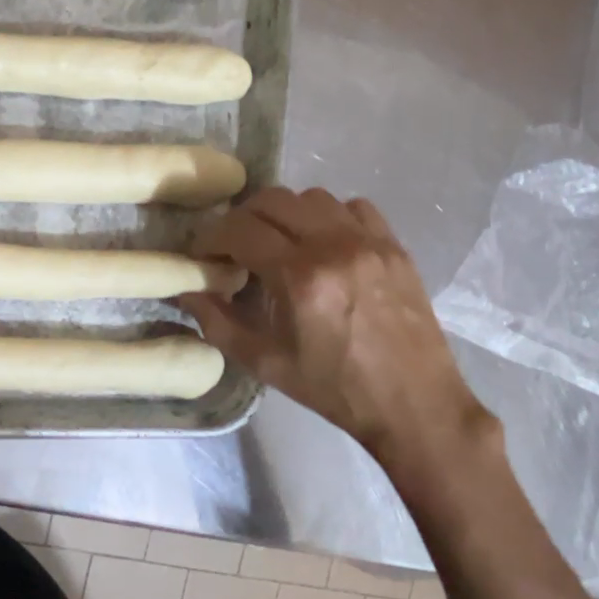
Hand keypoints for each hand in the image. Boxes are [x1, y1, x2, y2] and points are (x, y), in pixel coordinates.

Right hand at [180, 187, 494, 475]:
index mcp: (299, 277)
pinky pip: (353, 207)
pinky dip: (328, 216)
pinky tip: (322, 245)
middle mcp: (334, 246)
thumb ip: (218, 323)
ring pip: (313, 197)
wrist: (412, 401)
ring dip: (284, 214)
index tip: (202, 254)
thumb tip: (186, 292)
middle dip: (243, 220)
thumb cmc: (332, 388)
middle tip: (234, 247)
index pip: (241, 230)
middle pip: (273, 201)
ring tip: (278, 244)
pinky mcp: (393, 246)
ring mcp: (369, 241)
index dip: (212, 237)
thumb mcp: (265, 363)